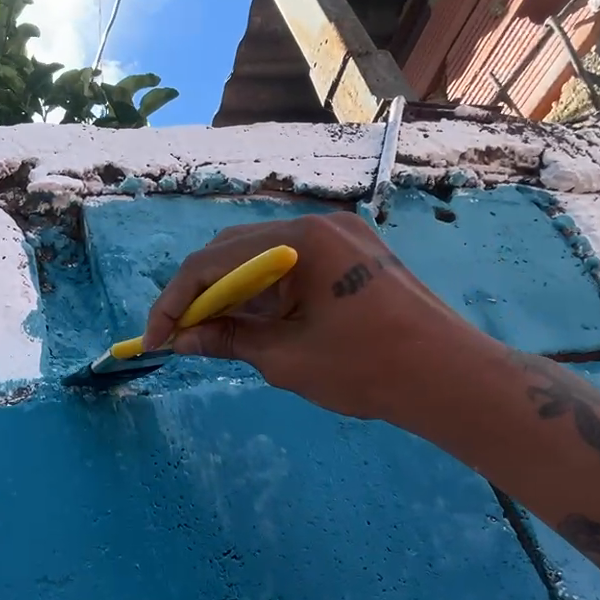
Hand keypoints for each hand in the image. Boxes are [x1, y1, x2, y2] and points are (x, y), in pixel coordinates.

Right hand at [139, 212, 493, 419]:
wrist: (444, 375)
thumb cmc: (364, 368)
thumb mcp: (284, 358)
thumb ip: (227, 340)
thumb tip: (182, 339)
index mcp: (298, 243)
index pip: (213, 263)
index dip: (174, 302)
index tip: (155, 340)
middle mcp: (316, 225)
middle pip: (233, 251)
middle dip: (197, 294)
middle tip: (178, 336)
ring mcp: (338, 235)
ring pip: (259, 258)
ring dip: (227, 294)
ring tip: (208, 334)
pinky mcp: (351, 254)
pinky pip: (289, 265)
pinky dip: (260, 293)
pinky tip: (248, 322)